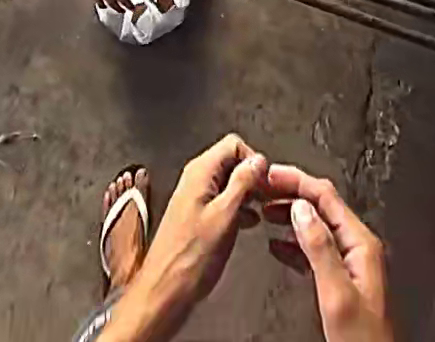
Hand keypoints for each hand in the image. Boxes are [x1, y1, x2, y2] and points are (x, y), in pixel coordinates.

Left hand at [102, 135, 268, 341]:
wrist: (164, 291)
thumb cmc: (191, 258)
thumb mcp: (225, 216)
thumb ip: (242, 183)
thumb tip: (258, 160)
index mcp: (200, 171)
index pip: (234, 144)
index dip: (254, 161)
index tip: (267, 182)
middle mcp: (195, 178)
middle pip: (231, 161)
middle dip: (253, 176)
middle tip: (270, 197)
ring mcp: (194, 196)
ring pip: (228, 181)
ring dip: (248, 192)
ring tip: (264, 209)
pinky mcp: (196, 215)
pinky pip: (222, 199)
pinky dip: (238, 206)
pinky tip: (249, 222)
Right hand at [266, 165, 392, 341]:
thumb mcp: (337, 294)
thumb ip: (319, 247)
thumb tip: (301, 207)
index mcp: (361, 244)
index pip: (325, 195)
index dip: (295, 180)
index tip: (270, 175)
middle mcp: (359, 247)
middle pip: (320, 205)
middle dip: (290, 192)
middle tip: (262, 188)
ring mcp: (352, 262)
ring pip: (316, 224)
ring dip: (289, 214)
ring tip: (264, 209)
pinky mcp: (344, 279)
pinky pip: (315, 247)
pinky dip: (293, 240)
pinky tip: (277, 244)